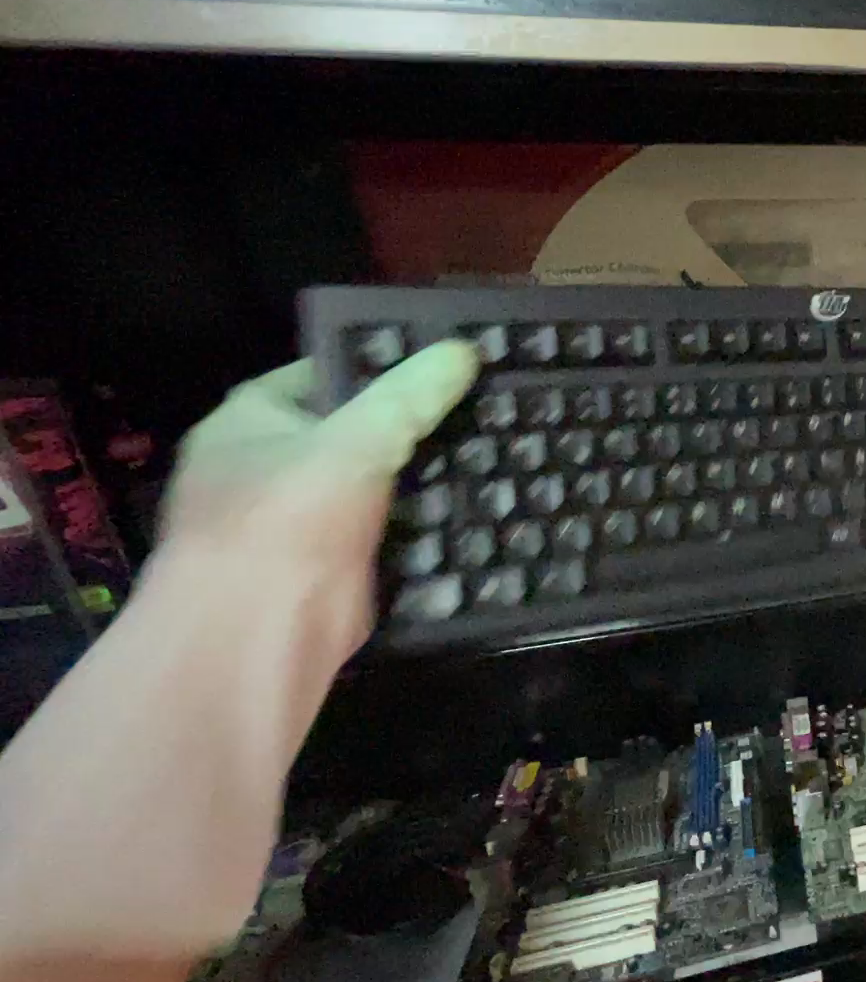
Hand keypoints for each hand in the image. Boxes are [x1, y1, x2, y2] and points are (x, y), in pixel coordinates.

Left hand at [156, 340, 478, 666]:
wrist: (264, 630)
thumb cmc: (288, 518)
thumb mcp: (356, 440)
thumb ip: (410, 396)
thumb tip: (464, 351)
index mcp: (251, 422)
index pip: (323, 375)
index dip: (382, 367)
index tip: (445, 366)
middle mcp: (272, 465)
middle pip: (358, 429)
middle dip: (417, 424)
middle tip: (484, 408)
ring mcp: (304, 515)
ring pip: (382, 479)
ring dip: (430, 474)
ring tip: (497, 450)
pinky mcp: (340, 557)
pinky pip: (396, 523)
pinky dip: (431, 516)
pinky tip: (482, 503)